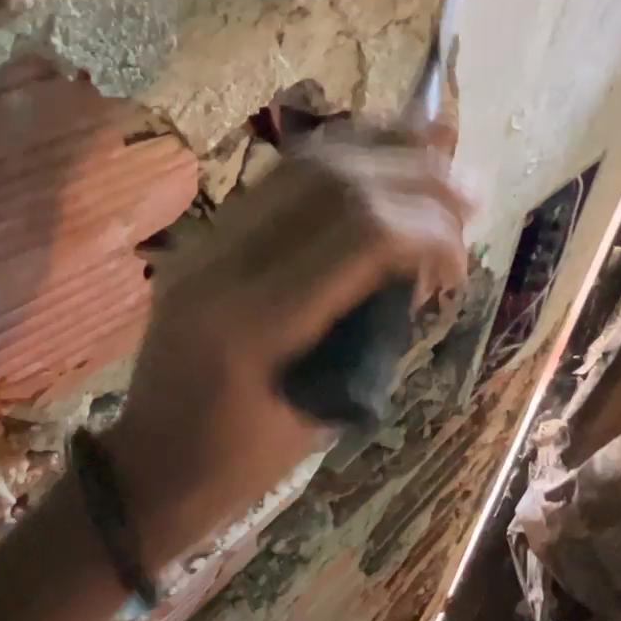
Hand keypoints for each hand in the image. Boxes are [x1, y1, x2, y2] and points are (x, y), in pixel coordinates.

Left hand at [102, 124, 472, 567]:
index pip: (361, 235)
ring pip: (303, 165)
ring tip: (437, 154)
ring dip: (380, 152)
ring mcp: (205, 244)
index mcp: (255, 324)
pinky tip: (378, 160)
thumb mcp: (323, 413)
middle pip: (334, 183)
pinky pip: (278, 181)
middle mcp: (223, 264)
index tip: (463, 254)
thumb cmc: (243, 466)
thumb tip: (420, 269)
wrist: (150, 468)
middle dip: (416, 176)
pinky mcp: (203, 240)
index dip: (429, 229)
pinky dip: (339, 162)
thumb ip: (368, 333)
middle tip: (470, 193)